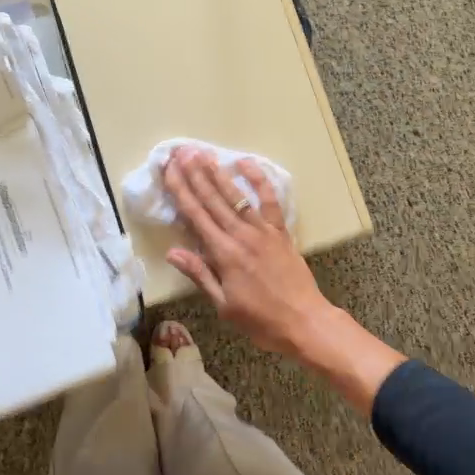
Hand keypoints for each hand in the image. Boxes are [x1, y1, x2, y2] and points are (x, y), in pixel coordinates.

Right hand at [161, 145, 336, 356]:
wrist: (305, 322)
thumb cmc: (261, 320)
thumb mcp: (224, 306)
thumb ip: (200, 275)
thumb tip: (172, 252)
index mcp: (224, 254)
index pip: (196, 215)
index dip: (180, 190)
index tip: (168, 170)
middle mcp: (241, 235)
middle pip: (212, 199)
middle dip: (194, 174)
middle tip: (180, 152)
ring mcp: (263, 230)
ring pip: (236, 196)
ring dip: (218, 173)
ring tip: (203, 153)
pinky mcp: (280, 231)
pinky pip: (269, 200)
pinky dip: (259, 180)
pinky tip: (247, 163)